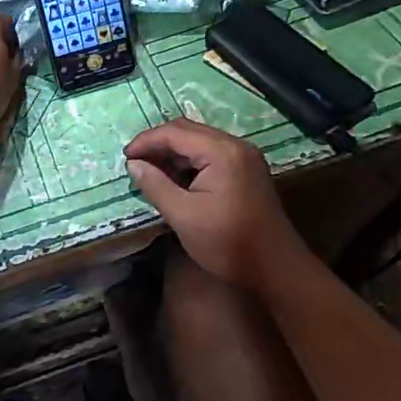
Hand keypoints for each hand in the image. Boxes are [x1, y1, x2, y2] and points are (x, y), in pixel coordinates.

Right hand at [124, 118, 309, 289]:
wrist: (276, 268)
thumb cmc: (228, 243)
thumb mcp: (183, 216)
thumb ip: (155, 185)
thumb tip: (133, 164)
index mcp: (222, 152)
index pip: (175, 132)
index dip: (146, 141)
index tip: (125, 158)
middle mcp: (236, 146)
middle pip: (188, 131)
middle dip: (158, 143)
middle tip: (135, 163)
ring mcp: (245, 157)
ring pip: (200, 142)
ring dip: (173, 152)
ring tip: (150, 171)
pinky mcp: (248, 170)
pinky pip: (212, 154)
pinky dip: (190, 162)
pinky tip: (175, 178)